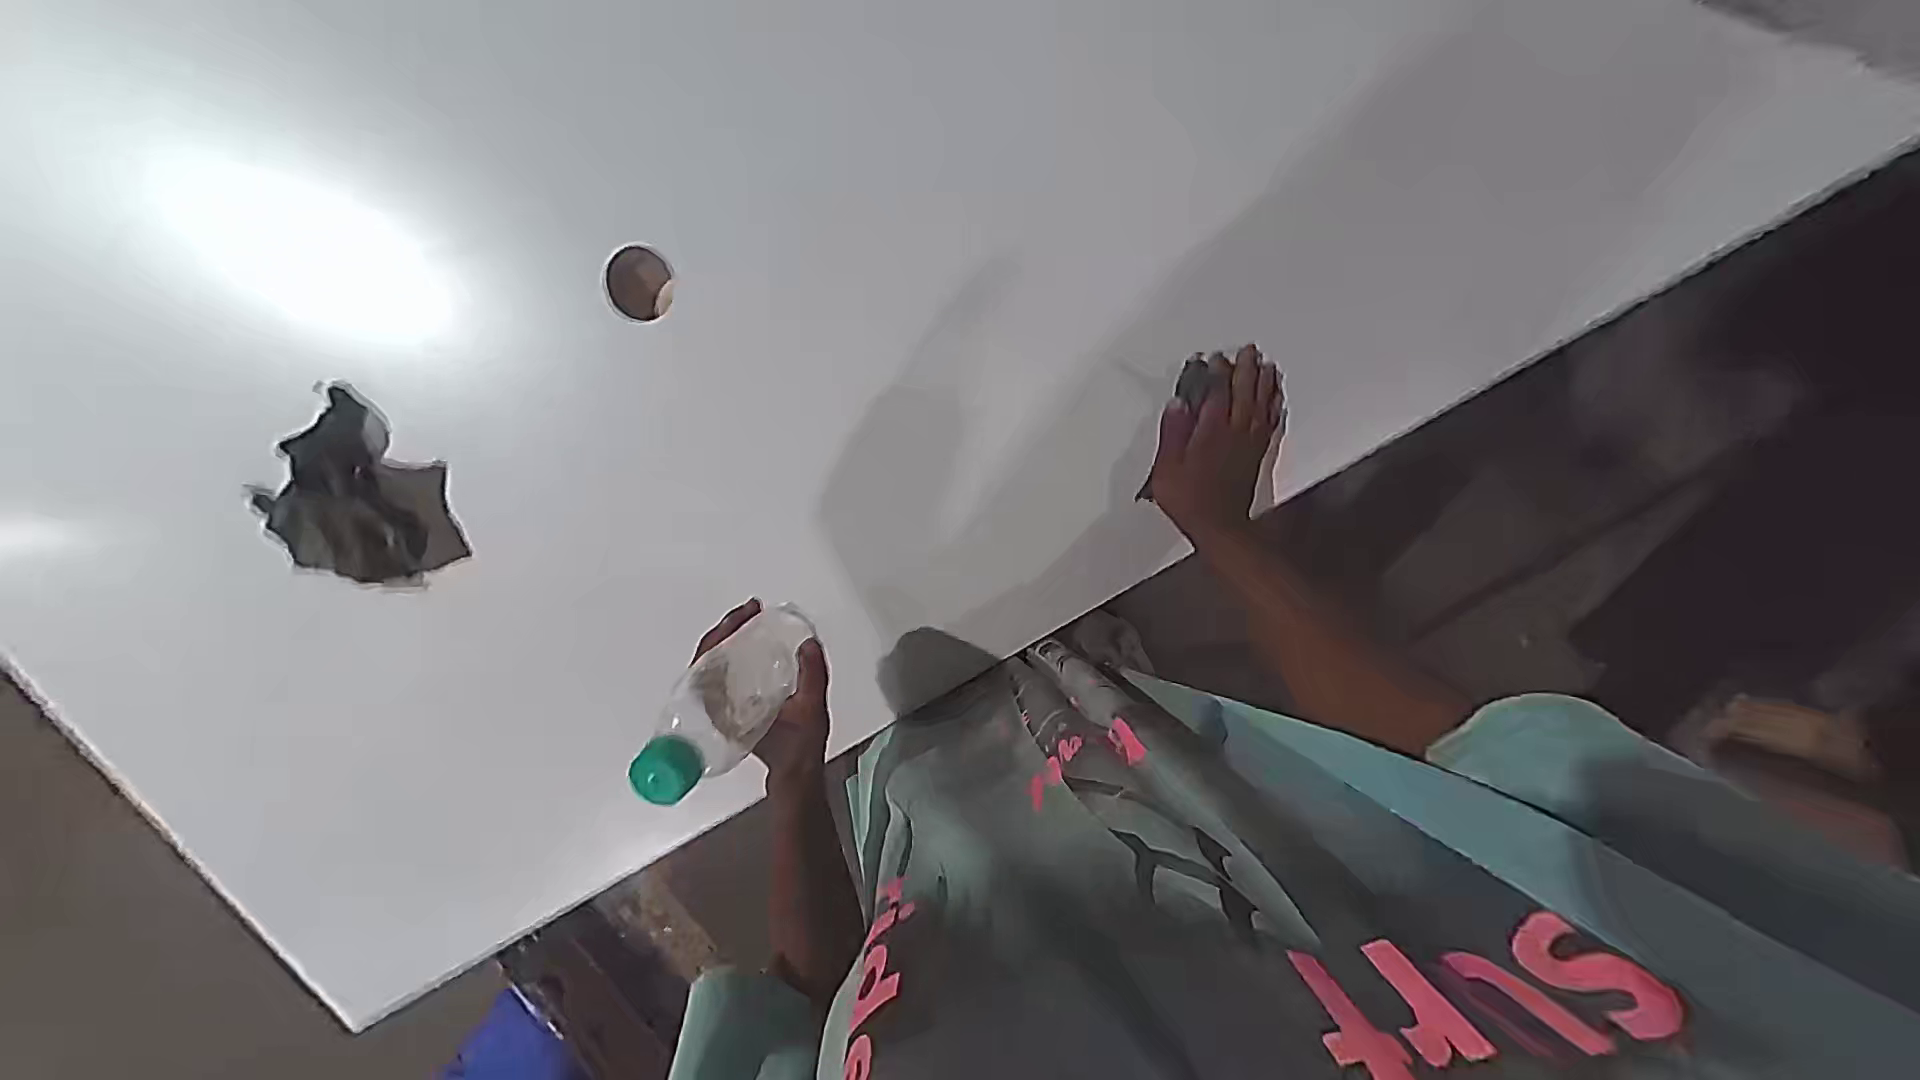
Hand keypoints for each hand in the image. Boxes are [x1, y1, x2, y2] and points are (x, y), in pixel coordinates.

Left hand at [692, 599, 830, 792]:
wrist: (796, 772)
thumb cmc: (799, 748)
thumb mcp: (811, 710)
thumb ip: (812, 676)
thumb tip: (807, 645)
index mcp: (728, 710)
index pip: (710, 661)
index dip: (724, 633)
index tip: (743, 615)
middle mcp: (719, 708)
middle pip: (708, 657)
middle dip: (727, 628)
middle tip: (749, 610)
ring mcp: (723, 707)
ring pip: (712, 663)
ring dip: (728, 638)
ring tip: (748, 619)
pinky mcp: (732, 706)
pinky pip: (722, 671)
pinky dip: (731, 651)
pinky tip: (748, 641)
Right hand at [1147, 344, 1283, 546]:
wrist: (1219, 526)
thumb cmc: (1191, 499)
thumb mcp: (1167, 467)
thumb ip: (1173, 432)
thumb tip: (1178, 405)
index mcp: (1212, 431)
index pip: (1217, 391)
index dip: (1217, 372)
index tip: (1214, 359)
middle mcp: (1235, 432)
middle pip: (1245, 391)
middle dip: (1245, 368)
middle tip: (1247, 351)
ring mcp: (1250, 442)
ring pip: (1262, 403)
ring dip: (1264, 381)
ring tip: (1265, 365)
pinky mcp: (1258, 454)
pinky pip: (1271, 421)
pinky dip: (1274, 405)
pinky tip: (1276, 399)